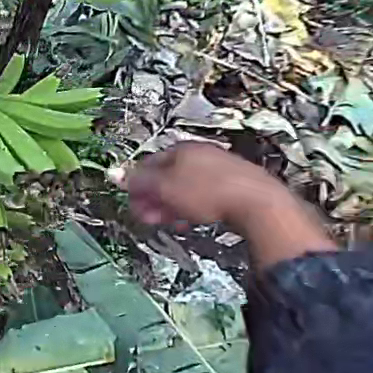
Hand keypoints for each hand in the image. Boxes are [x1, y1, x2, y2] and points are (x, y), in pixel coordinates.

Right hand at [123, 142, 295, 227]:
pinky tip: (192, 221)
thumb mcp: (165, 188)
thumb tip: (116, 174)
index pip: (149, 163)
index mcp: (181, 149)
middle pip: (168, 175)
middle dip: (154, 197)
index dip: (137, 184)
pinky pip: (205, 195)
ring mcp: (219, 169)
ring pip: (186, 187)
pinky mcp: (234, 186)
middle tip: (147, 217)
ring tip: (168, 222)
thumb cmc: (208, 192)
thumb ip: (140, 182)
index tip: (132, 203)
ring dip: (172, 205)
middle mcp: (200, 154)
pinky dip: (193, 207)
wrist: (257, 203)